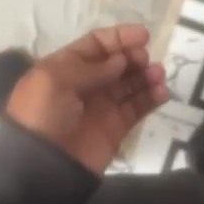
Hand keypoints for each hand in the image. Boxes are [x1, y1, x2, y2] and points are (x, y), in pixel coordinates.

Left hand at [4, 25, 169, 174]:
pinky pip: (137, 108)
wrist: (42, 167)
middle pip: (116, 64)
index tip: (143, 36)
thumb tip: (120, 61)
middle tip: (145, 60)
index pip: (95, 46)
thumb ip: (91, 68)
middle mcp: (84, 85)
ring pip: (130, 85)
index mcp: (64, 69)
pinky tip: (161, 92)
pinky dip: (151, 98)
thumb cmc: (42, 116)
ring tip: (158, 75)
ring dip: (146, 76)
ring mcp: (100, 107)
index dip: (119, 38)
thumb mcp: (55, 81)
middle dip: (133, 58)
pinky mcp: (115, 129)